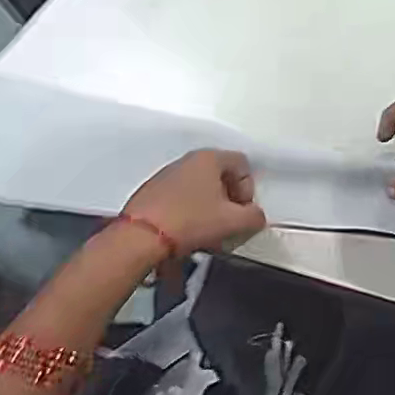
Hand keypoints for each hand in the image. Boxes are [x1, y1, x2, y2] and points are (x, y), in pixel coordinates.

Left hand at [122, 149, 268, 257]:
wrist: (139, 236)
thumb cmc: (191, 221)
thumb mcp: (232, 222)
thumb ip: (254, 217)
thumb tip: (255, 216)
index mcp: (209, 158)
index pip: (242, 164)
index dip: (248, 189)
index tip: (242, 212)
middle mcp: (188, 159)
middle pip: (220, 175)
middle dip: (229, 200)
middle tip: (228, 223)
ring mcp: (167, 174)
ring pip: (200, 187)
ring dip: (210, 207)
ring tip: (207, 233)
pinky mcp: (151, 190)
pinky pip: (180, 196)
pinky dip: (189, 211)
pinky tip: (186, 233)